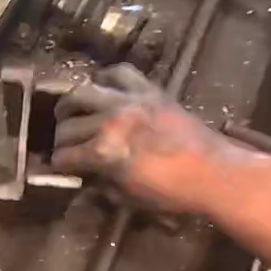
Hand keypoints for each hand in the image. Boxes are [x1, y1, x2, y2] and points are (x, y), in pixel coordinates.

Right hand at [53, 64, 262, 215]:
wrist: (214, 173)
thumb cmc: (172, 193)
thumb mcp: (129, 197)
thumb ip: (101, 184)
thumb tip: (85, 178)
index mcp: (104, 153)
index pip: (65, 156)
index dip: (57, 164)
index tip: (57, 166)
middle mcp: (110, 121)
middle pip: (67, 126)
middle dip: (60, 139)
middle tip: (63, 145)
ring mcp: (129, 101)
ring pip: (82, 93)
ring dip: (69, 104)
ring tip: (67, 111)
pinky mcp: (148, 89)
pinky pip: (119, 73)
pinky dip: (105, 78)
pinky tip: (101, 87)